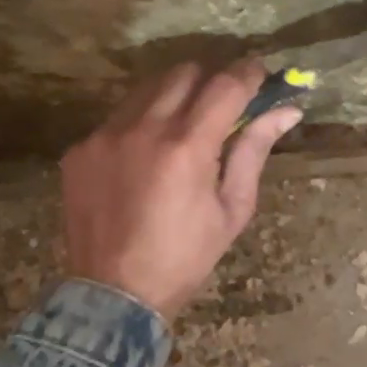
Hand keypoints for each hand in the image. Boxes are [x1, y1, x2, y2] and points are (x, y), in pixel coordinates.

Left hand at [60, 60, 301, 319]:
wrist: (113, 294)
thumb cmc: (186, 256)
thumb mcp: (233, 208)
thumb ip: (254, 150)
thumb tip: (286, 111)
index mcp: (187, 147)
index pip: (225, 85)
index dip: (249, 72)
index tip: (262, 72)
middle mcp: (143, 129)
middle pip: (184, 73)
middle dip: (211, 79)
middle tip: (225, 102)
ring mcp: (104, 136)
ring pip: (147, 89)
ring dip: (175, 96)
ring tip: (186, 126)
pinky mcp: (80, 149)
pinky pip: (118, 117)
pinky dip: (142, 123)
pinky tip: (148, 155)